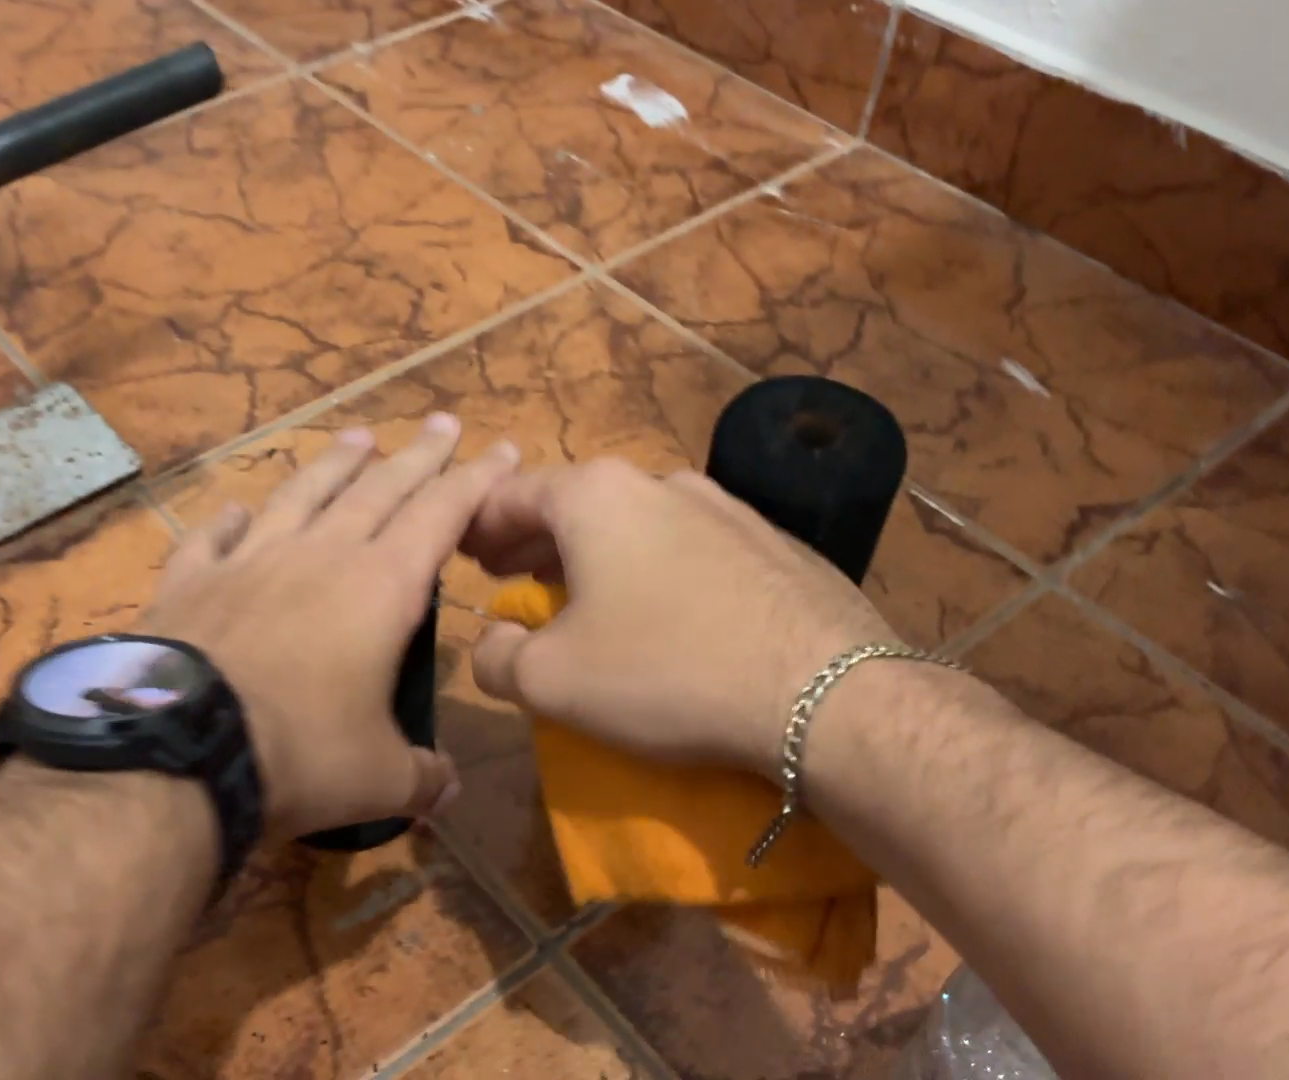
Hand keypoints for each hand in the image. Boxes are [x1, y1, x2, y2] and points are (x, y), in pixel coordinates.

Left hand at [144, 416, 519, 837]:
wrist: (181, 748)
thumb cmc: (300, 755)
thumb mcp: (378, 779)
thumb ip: (421, 777)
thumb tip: (447, 790)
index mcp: (379, 588)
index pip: (441, 515)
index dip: (475, 480)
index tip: (501, 447)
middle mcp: (320, 555)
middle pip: (380, 489)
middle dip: (418, 455)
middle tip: (441, 422)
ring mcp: (250, 559)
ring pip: (303, 494)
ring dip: (334, 464)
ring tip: (357, 437)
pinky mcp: (191, 578)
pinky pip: (213, 537)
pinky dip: (228, 520)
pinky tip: (236, 509)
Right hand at [459, 458, 895, 774]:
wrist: (829, 698)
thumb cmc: (664, 673)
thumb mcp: (548, 680)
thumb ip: (494, 657)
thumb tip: (492, 642)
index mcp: (595, 496)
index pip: (509, 494)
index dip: (475, 525)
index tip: (459, 553)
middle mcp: (658, 482)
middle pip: (570, 505)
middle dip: (529, 540)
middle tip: (505, 576)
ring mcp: (724, 507)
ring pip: (632, 523)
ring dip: (590, 554)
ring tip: (576, 593)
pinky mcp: (772, 543)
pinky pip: (686, 547)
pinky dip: (651, 569)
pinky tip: (659, 613)